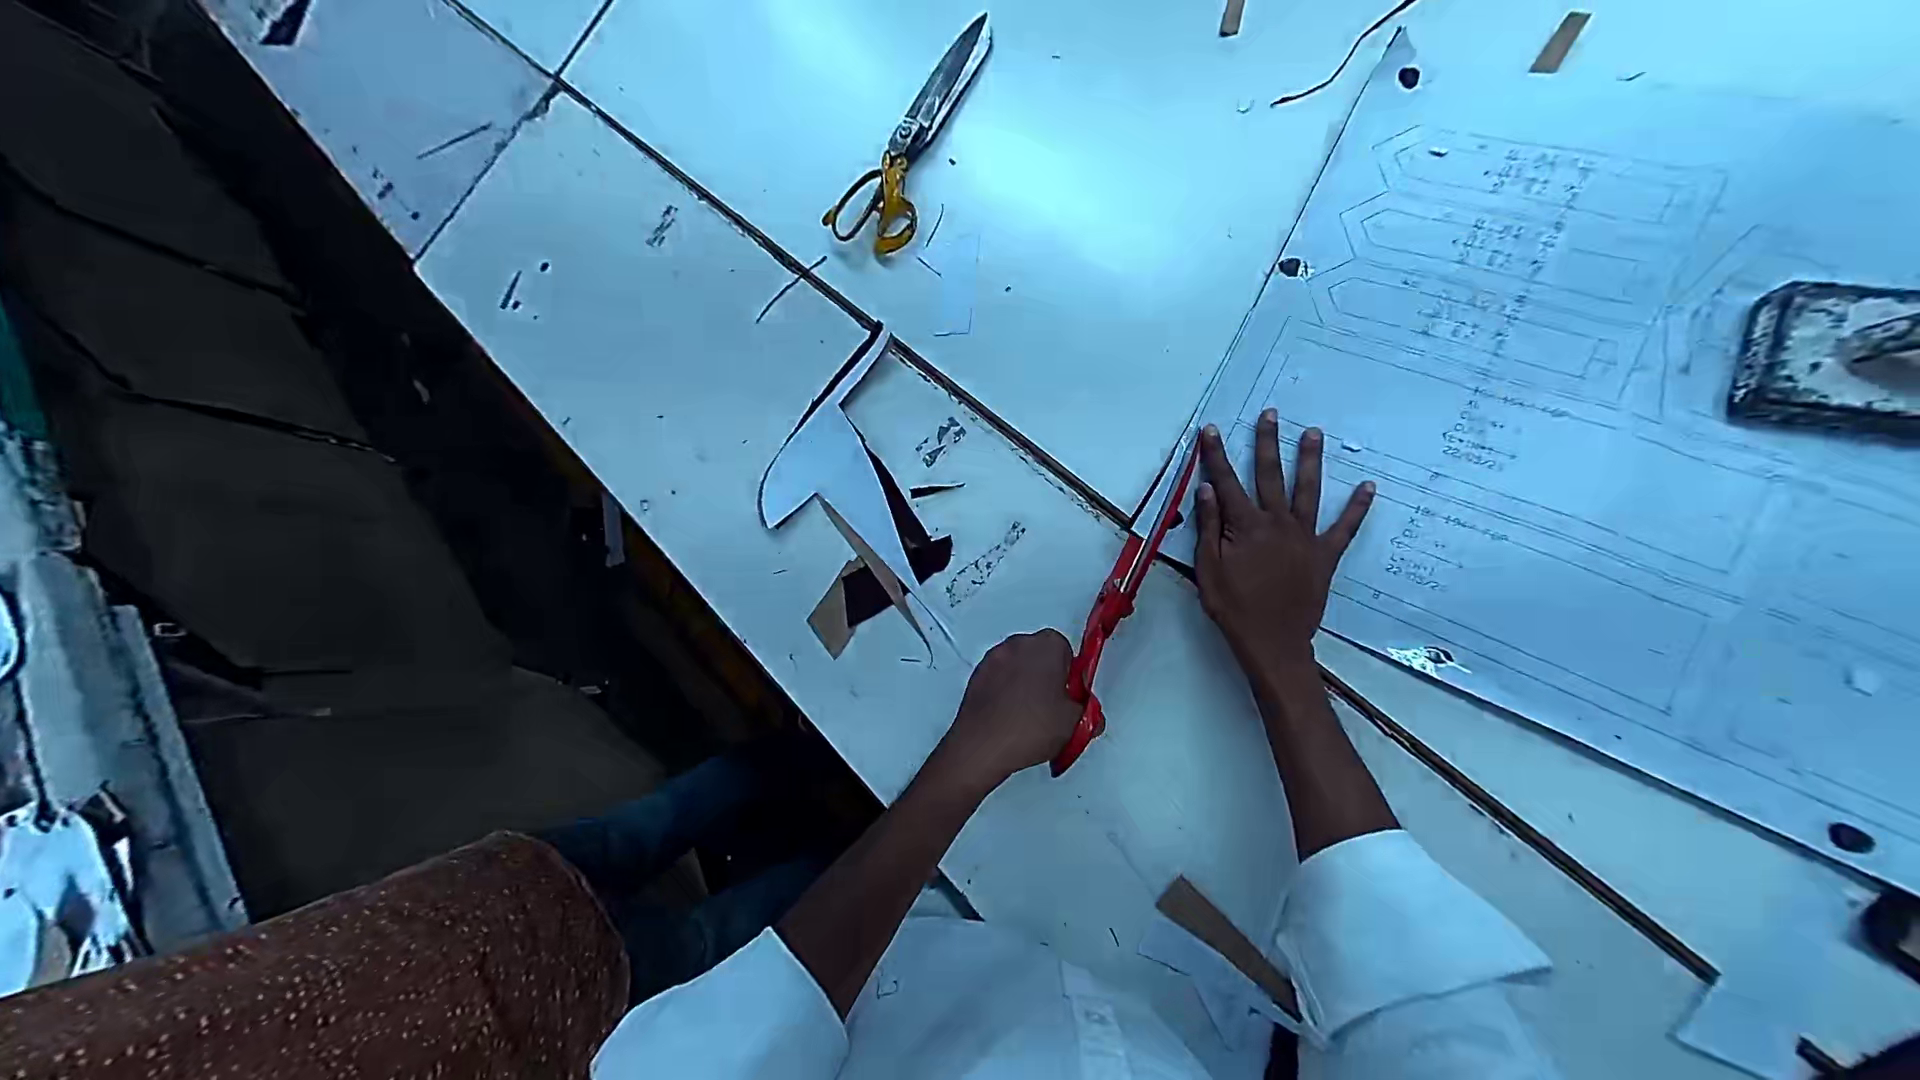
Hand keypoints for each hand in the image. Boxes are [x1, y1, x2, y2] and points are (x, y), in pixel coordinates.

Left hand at [929, 630, 1082, 793]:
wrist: (984, 744)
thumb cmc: (1030, 726)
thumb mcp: (1076, 723)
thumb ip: (1087, 711)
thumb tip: (1088, 715)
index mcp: (1047, 645)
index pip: (1066, 650)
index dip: (1069, 674)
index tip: (1069, 696)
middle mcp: (1018, 643)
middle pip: (1040, 655)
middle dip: (1047, 676)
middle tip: (1053, 707)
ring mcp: (994, 658)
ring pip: (1018, 667)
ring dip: (1024, 684)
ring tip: (1030, 717)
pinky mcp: (977, 675)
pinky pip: (998, 679)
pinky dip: (1005, 692)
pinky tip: (1010, 718)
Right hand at [1193, 410, 1374, 679]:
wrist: (1271, 640)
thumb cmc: (1232, 606)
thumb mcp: (1208, 568)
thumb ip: (1210, 527)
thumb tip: (1209, 489)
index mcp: (1245, 527)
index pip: (1226, 482)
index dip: (1216, 454)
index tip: (1211, 430)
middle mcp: (1277, 523)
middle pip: (1269, 476)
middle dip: (1267, 443)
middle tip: (1270, 415)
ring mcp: (1305, 537)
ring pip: (1307, 491)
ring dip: (1309, 461)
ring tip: (1314, 433)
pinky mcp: (1325, 554)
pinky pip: (1344, 527)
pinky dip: (1357, 507)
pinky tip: (1367, 486)